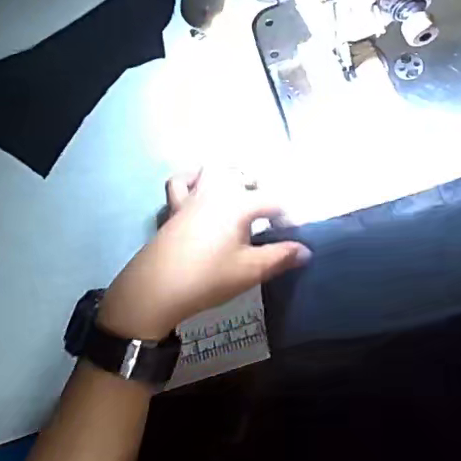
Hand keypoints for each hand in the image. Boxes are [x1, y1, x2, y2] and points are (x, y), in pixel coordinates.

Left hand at [97, 169, 310, 340]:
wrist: (155, 290)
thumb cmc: (207, 278)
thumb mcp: (250, 270)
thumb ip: (281, 257)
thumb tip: (305, 251)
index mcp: (239, 203)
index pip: (274, 202)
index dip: (288, 219)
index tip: (292, 240)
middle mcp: (216, 191)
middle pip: (244, 175)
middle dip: (261, 191)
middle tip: (268, 219)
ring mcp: (192, 197)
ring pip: (214, 170)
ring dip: (231, 178)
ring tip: (239, 200)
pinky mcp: (174, 208)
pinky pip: (182, 182)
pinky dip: (193, 180)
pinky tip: (201, 192)